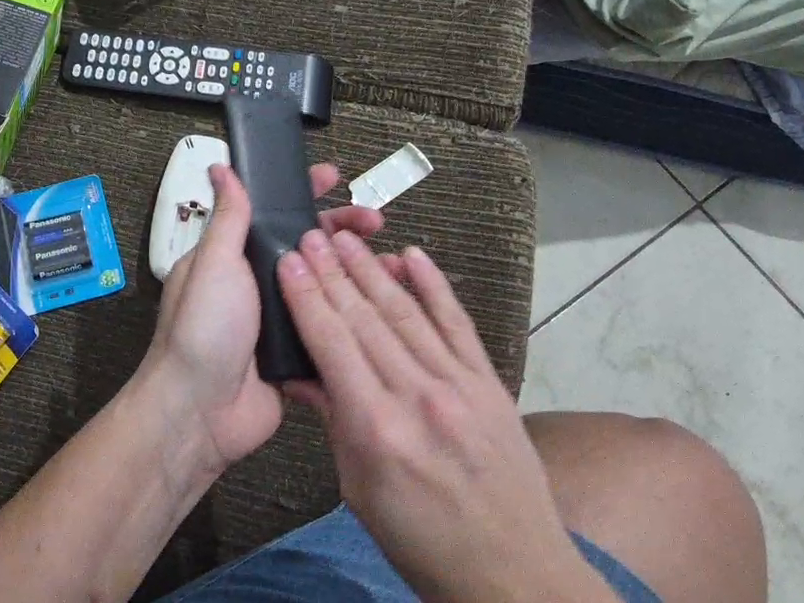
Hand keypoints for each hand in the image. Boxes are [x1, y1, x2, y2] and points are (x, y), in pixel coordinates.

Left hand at [135, 163, 385, 476]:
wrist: (202, 410)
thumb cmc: (201, 328)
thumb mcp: (214, 262)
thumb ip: (228, 217)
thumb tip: (221, 168)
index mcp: (233, 255)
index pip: (272, 212)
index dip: (303, 193)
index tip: (335, 177)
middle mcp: (257, 281)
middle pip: (308, 246)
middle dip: (343, 229)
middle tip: (377, 222)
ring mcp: (279, 318)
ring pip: (326, 285)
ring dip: (356, 270)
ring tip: (392, 261)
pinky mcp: (298, 353)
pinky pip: (331, 325)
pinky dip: (357, 312)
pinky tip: (388, 303)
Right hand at [277, 234, 616, 602]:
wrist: (515, 576)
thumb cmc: (422, 542)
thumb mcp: (358, 489)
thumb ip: (333, 421)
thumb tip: (298, 373)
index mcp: (377, 428)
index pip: (332, 343)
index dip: (306, 297)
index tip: (288, 261)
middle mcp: (418, 397)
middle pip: (365, 319)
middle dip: (332, 272)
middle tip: (308, 234)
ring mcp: (460, 387)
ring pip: (406, 313)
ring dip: (371, 269)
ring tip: (345, 237)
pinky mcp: (491, 385)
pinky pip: (458, 325)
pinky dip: (435, 286)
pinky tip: (413, 254)